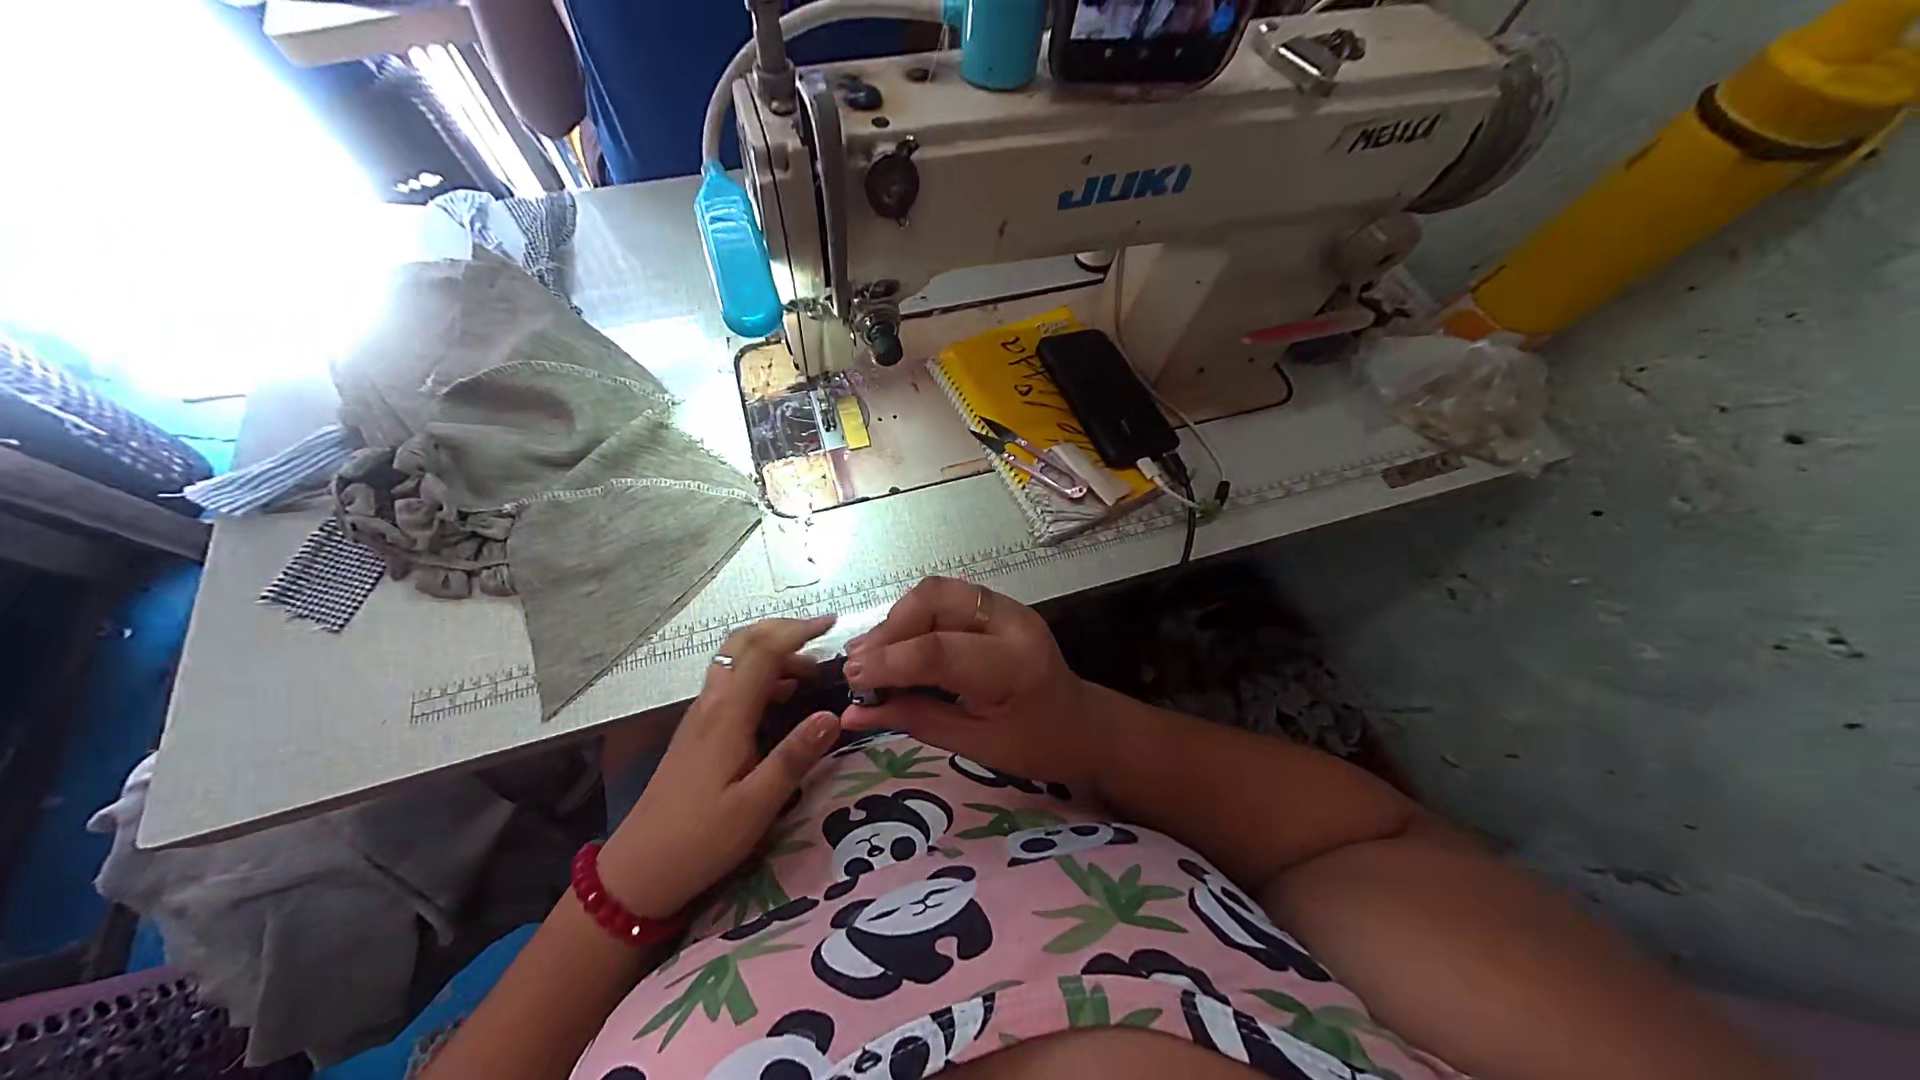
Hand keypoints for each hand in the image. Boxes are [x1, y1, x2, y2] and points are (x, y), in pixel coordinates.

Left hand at [598, 616, 840, 917]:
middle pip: (743, 643)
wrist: (637, 871)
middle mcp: (711, 704)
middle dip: (783, 630)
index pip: (763, 651)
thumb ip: (795, 757)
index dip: (797, 630)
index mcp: (728, 715)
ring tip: (810, 674)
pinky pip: (731, 683)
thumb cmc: (701, 839)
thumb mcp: (757, 805)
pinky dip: (760, 674)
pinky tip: (781, 699)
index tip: (831, 624)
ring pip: (735, 661)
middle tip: (820, 638)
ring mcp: (701, 716)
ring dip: (772, 652)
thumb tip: (833, 715)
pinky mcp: (698, 731)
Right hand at [841, 577, 1095, 789]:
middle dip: (889, 628)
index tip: (851, 679)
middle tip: (860, 666)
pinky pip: (945, 598)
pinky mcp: (996, 606)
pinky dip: (914, 618)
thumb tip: (853, 714)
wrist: (1082, 725)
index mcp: (1014, 665)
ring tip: (872, 656)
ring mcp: (1006, 607)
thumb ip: (914, 720)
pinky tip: (897, 646)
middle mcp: (1011, 622)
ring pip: (936, 591)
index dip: (888, 661)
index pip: (939, 651)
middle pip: (935, 599)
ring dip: (897, 620)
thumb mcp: (975, 745)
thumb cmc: (1035, 745)